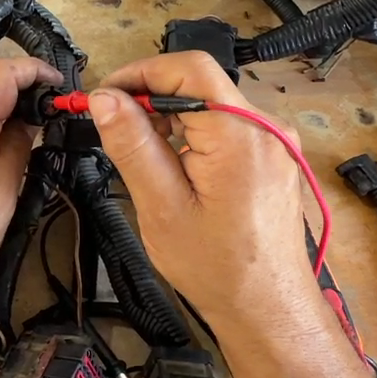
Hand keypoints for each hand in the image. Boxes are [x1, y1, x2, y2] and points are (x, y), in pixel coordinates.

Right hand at [87, 52, 325, 347]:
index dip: (139, 72)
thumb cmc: (214, 264)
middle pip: (198, 82)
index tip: (103, 97)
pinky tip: (171, 164)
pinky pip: (224, 124)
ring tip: (140, 152)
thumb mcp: (160, 204)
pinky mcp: (272, 156)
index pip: (188, 69)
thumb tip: (103, 98)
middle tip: (114, 129)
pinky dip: (190, 132)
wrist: (269, 309)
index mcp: (239, 133)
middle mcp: (265, 127)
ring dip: (167, 116)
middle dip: (149, 96)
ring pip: (209, 102)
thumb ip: (132, 144)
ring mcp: (273, 141)